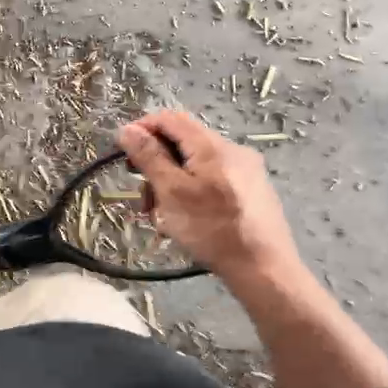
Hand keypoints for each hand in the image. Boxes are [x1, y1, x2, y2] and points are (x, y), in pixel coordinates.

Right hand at [116, 110, 302, 284]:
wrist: (264, 269)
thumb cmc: (212, 228)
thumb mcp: (171, 191)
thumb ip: (149, 156)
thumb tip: (127, 129)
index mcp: (213, 146)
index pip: (170, 118)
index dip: (142, 129)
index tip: (123, 155)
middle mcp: (233, 151)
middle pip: (182, 141)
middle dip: (155, 162)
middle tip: (142, 193)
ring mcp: (246, 171)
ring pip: (194, 162)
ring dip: (169, 180)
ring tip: (161, 213)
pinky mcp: (251, 190)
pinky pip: (210, 177)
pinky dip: (189, 189)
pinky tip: (184, 216)